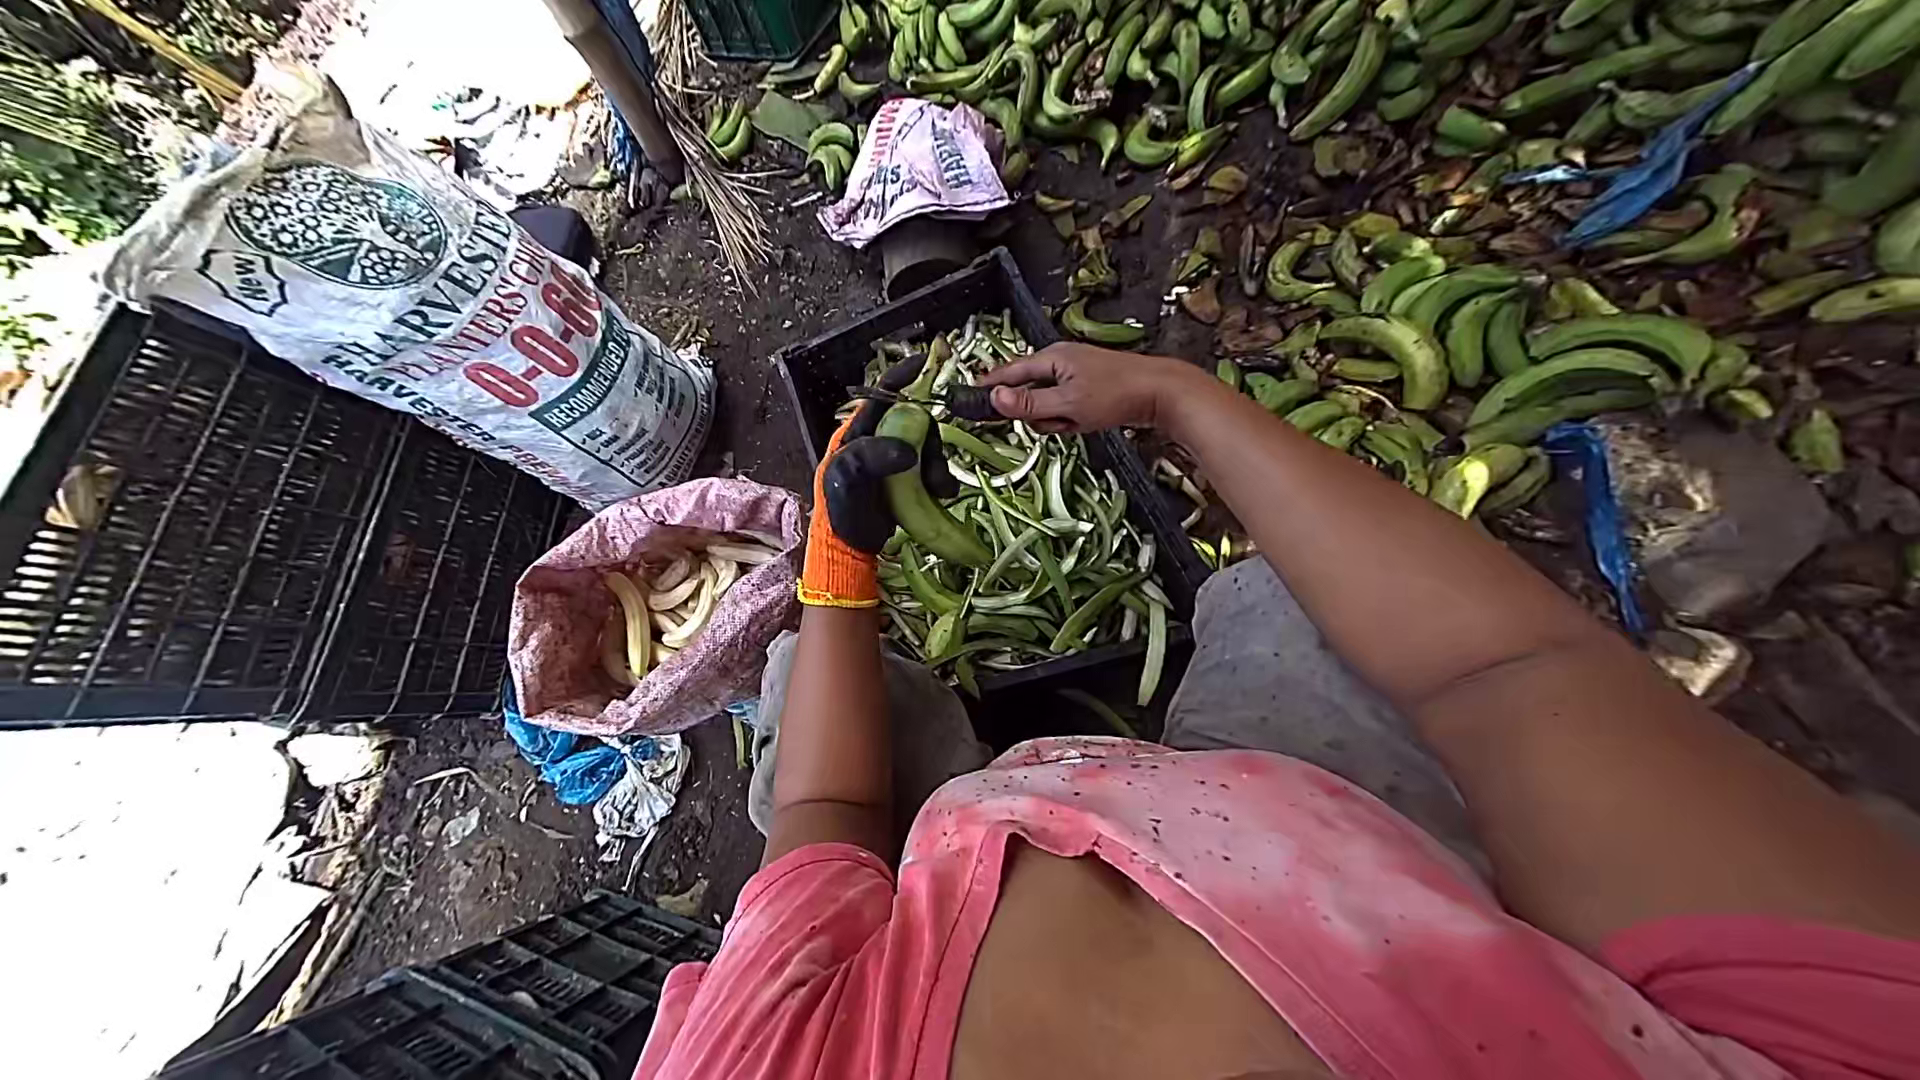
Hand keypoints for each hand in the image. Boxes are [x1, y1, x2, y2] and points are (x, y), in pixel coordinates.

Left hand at [822, 355, 958, 554]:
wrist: (848, 548)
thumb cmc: (841, 510)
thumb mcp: (848, 480)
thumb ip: (872, 458)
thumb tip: (908, 450)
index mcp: (858, 433)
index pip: (881, 394)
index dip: (903, 376)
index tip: (925, 363)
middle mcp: (877, 441)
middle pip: (915, 423)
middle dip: (931, 443)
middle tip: (935, 471)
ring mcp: (893, 462)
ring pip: (927, 448)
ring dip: (939, 466)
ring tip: (941, 490)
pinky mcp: (906, 482)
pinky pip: (930, 470)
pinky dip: (940, 480)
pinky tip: (942, 495)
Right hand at [978, 343, 1211, 434]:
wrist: (1161, 394)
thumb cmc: (1114, 395)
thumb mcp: (1066, 404)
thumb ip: (1029, 404)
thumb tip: (994, 398)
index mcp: (1051, 358)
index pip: (1010, 372)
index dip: (990, 386)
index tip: (971, 399)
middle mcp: (1060, 362)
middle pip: (1029, 392)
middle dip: (1037, 412)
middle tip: (1058, 421)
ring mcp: (1075, 375)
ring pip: (1047, 404)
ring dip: (1056, 419)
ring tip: (1077, 421)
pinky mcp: (1088, 388)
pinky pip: (1065, 408)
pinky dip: (1071, 419)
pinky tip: (1087, 422)